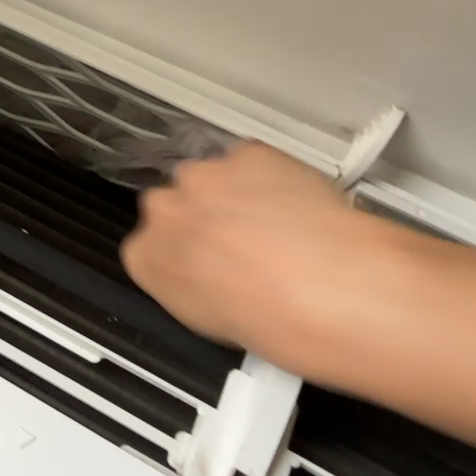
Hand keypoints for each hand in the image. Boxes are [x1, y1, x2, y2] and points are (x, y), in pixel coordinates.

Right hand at [120, 143, 417, 374]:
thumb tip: (204, 277)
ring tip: (277, 224)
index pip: (149, 244)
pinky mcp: (247, 154)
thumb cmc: (276, 319)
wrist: (331, 288)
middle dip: (203, 216)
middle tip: (242, 243)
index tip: (206, 261)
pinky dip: (269, 174)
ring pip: (211, 177)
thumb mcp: (210, 321)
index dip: (184, 252)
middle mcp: (162, 210)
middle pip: (174, 203)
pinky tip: (295, 205)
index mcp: (145, 257)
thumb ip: (189, 284)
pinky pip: (250, 158)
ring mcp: (203, 177)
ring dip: (234, 192)